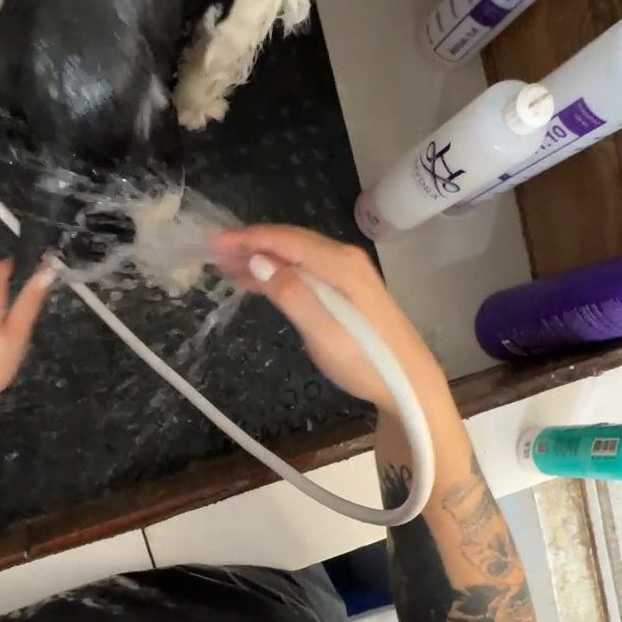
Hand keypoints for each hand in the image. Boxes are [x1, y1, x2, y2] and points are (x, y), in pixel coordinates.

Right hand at [211, 226, 446, 413]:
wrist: (409, 383)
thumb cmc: (366, 361)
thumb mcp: (324, 333)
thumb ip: (292, 295)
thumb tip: (258, 262)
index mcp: (338, 265)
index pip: (284, 240)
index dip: (246, 238)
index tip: (213, 242)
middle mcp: (343, 260)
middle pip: (289, 241)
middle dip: (249, 244)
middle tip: (212, 253)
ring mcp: (347, 274)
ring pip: (296, 256)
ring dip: (261, 259)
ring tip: (226, 269)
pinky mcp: (347, 291)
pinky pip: (305, 270)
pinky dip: (278, 272)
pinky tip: (261, 282)